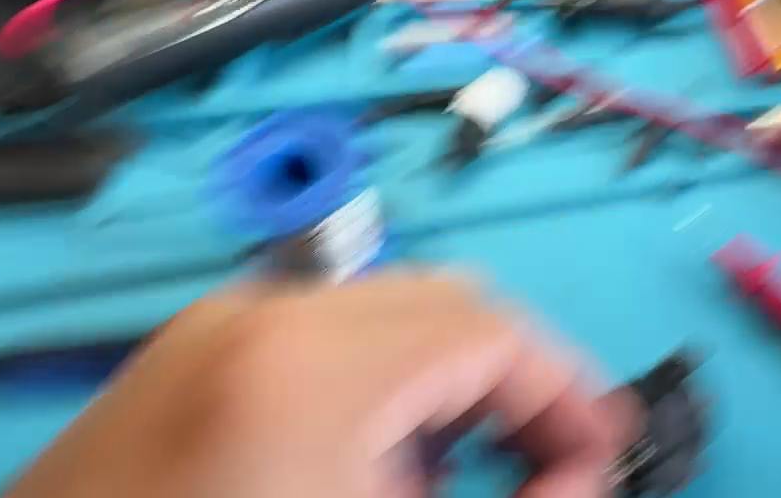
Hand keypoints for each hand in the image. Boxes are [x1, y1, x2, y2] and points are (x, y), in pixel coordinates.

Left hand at [4, 273, 636, 497]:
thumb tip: (580, 479)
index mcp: (306, 363)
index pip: (490, 332)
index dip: (564, 392)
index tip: (602, 455)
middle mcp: (259, 317)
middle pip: (449, 301)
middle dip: (515, 379)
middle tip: (554, 460)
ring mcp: (210, 331)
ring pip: (392, 311)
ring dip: (452, 380)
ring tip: (463, 473)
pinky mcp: (178, 361)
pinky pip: (326, 340)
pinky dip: (381, 389)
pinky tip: (376, 467)